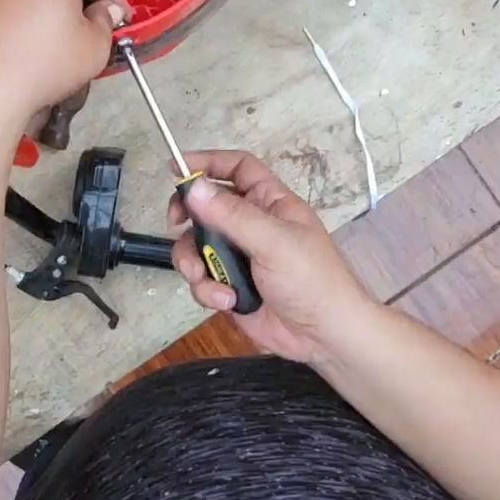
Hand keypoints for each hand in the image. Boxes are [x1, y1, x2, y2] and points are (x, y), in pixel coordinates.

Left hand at [0, 0, 132, 124]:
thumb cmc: (34, 65)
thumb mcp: (94, 47)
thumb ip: (106, 22)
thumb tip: (105, 13)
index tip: (116, 14)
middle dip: (74, 0)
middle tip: (88, 28)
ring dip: (41, 9)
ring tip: (51, 43)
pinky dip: (12, 19)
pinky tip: (20, 48)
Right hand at [168, 150, 380, 365]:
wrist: (324, 337)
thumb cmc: (312, 281)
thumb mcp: (274, 241)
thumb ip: (232, 215)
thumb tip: (194, 187)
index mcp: (271, 203)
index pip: (237, 168)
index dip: (208, 162)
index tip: (176, 168)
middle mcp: (252, 225)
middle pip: (206, 207)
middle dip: (188, 217)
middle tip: (175, 223)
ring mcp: (239, 257)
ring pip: (197, 247)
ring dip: (195, 263)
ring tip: (206, 279)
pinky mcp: (230, 286)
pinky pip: (202, 279)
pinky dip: (207, 290)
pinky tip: (228, 302)